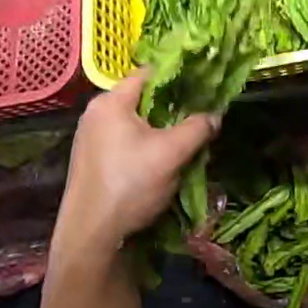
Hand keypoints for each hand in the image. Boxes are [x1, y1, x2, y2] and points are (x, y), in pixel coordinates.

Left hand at [53, 71, 218, 253]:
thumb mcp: (172, 153)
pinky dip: (146, 144)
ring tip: (186, 141)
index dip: (177, 76)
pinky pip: (125, 141)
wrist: (91, 233)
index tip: (203, 85)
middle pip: (142, 99)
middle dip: (173, 107)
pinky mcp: (92, 159)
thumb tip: (216, 115)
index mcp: (110, 102)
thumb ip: (197, 128)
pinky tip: (162, 161)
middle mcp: (95, 113)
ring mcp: (90, 138)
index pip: (148, 73)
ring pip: (135, 122)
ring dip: (161, 129)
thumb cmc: (130, 184)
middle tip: (199, 117)